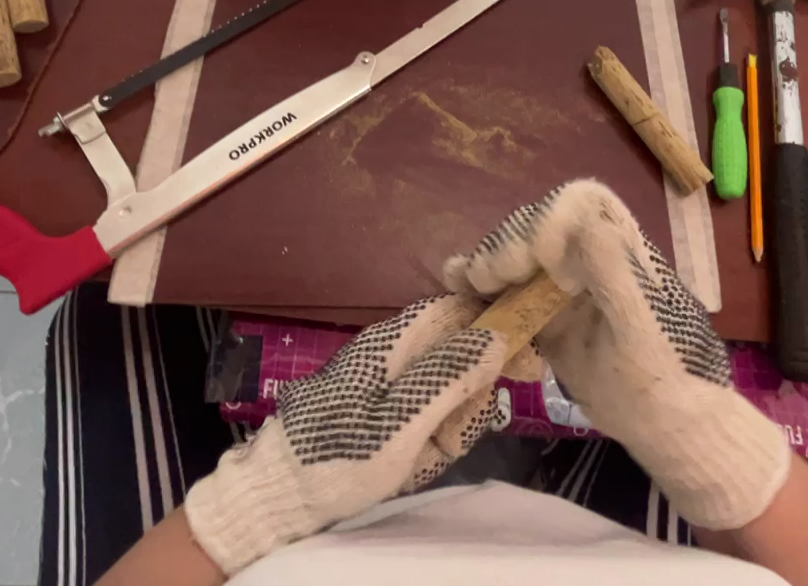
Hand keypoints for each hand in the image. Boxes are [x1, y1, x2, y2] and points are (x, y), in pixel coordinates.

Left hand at [183, 295, 506, 573]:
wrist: (279, 498)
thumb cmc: (335, 455)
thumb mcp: (397, 423)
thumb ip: (446, 378)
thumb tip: (494, 336)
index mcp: (394, 342)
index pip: (456, 311)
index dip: (496, 324)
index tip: (528, 357)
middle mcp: (395, 353)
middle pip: (459, 351)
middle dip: (472, 391)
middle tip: (458, 434)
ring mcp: (390, 383)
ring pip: (449, 388)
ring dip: (452, 421)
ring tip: (428, 454)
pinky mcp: (387, 411)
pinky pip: (430, 414)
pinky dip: (434, 438)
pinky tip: (418, 461)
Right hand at [444, 179, 791, 528]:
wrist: (657, 424)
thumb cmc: (657, 374)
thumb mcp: (636, 326)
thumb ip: (612, 275)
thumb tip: (585, 225)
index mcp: (614, 250)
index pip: (577, 209)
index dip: (545, 220)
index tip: (527, 255)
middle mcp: (584, 261)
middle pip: (536, 232)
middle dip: (506, 247)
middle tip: (486, 277)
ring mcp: (560, 290)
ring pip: (516, 261)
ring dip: (487, 264)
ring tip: (463, 279)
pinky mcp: (543, 317)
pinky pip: (508, 295)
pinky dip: (481, 290)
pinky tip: (458, 286)